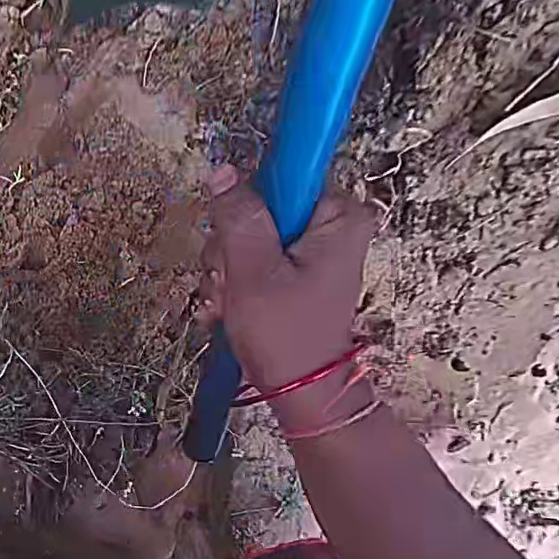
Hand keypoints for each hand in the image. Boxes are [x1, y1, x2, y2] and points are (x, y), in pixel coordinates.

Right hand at [199, 166, 377, 418]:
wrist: (298, 389)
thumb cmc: (283, 331)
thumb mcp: (253, 271)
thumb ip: (239, 218)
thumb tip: (222, 170)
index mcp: (337, 217)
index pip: (282, 178)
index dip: (247, 205)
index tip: (236, 240)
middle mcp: (329, 227)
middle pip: (256, 211)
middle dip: (229, 249)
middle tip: (231, 282)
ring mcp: (309, 251)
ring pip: (243, 239)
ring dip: (224, 272)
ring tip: (231, 302)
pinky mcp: (291, 272)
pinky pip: (247, 262)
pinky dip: (231, 285)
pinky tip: (230, 307)